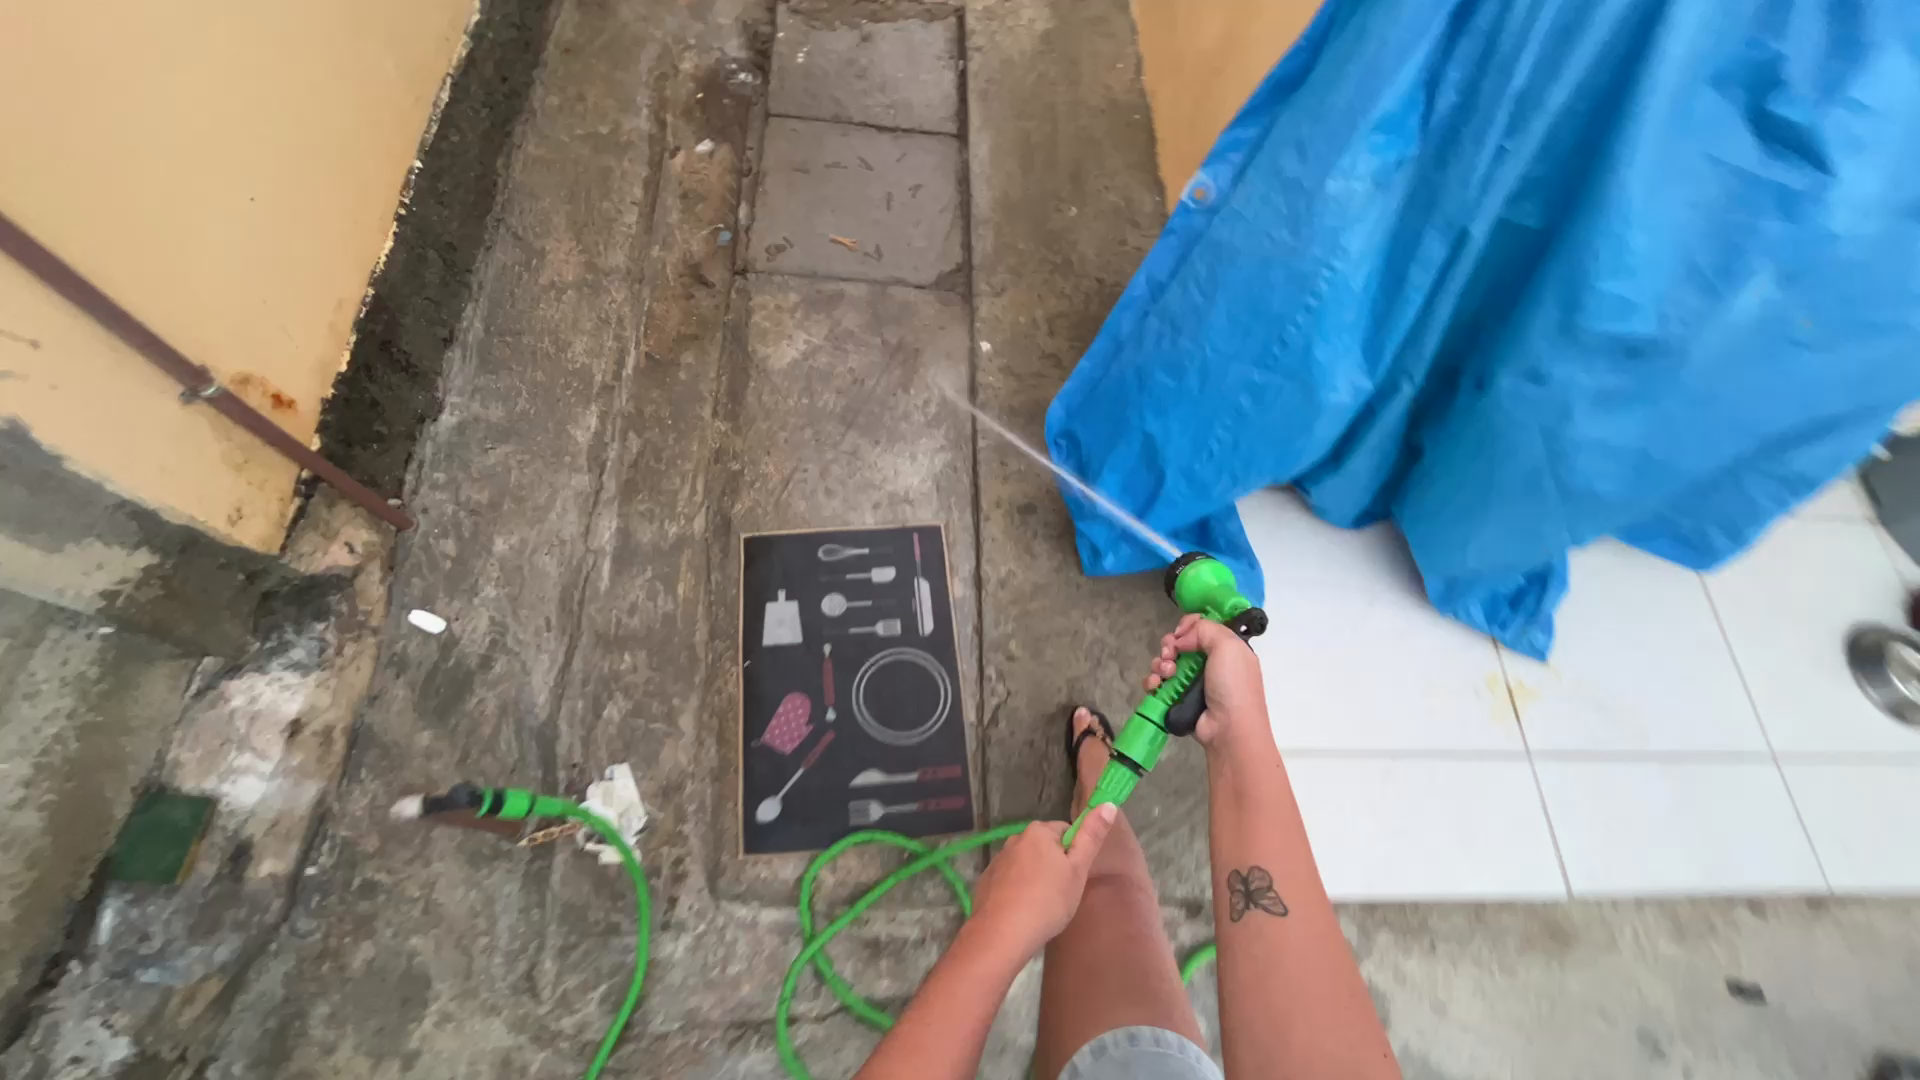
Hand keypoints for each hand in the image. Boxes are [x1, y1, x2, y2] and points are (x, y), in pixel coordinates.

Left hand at [968, 805, 1118, 957]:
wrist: (1001, 933)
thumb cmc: (1048, 901)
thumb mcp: (1078, 870)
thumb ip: (1092, 836)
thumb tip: (1108, 804)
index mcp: (1038, 831)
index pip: (1066, 831)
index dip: (1075, 854)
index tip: (1074, 878)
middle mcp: (1015, 838)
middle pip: (1044, 847)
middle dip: (1054, 866)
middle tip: (1061, 895)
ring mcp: (998, 860)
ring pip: (1026, 864)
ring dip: (1035, 878)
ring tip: (1042, 907)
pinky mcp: (986, 880)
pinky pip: (1009, 880)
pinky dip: (1017, 891)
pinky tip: (1022, 912)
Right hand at [1143, 614, 1270, 752]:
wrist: (1228, 728)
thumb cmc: (1233, 685)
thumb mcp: (1228, 646)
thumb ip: (1204, 629)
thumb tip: (1181, 638)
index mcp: (1225, 648)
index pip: (1201, 627)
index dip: (1188, 625)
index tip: (1182, 632)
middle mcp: (1208, 663)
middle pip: (1179, 643)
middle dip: (1170, 645)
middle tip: (1171, 654)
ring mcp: (1192, 682)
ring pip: (1165, 662)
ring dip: (1160, 664)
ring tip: (1166, 674)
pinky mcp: (1177, 699)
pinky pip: (1158, 684)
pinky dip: (1153, 682)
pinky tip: (1155, 685)